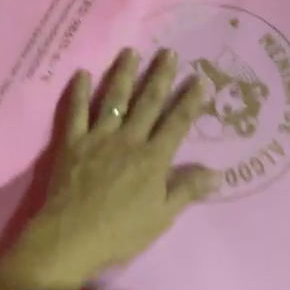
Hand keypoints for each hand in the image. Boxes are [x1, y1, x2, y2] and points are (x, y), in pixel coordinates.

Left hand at [0, 48, 217, 289]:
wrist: (71, 238)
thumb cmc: (121, 232)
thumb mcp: (162, 217)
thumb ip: (187, 190)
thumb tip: (218, 173)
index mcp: (154, 158)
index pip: (177, 122)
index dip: (191, 100)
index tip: (201, 78)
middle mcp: (129, 139)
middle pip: (148, 102)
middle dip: (160, 75)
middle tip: (169, 52)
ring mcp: (99, 138)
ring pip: (114, 99)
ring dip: (124, 74)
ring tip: (131, 51)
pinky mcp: (73, 143)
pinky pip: (76, 112)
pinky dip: (79, 92)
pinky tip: (82, 73)